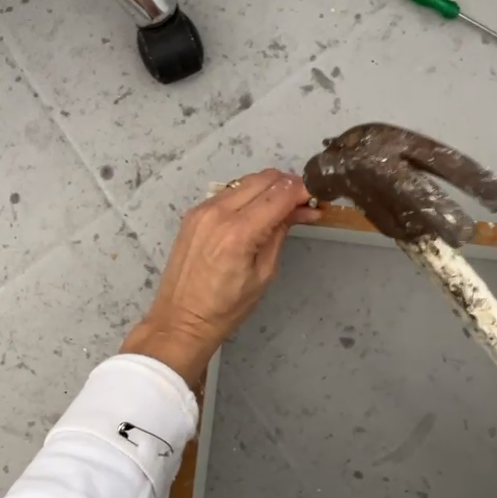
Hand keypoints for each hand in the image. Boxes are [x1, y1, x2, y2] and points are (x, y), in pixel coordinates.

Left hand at [121, 170, 319, 387]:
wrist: (181, 318)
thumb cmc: (226, 307)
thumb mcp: (263, 273)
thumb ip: (280, 233)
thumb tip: (303, 211)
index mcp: (239, 232)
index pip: (280, 194)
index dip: (303, 192)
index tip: (315, 201)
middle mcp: (218, 212)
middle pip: (263, 179)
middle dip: (288, 186)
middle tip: (302, 205)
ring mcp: (202, 209)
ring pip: (245, 182)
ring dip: (268, 188)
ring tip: (281, 209)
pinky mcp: (193, 213)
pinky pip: (228, 192)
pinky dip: (247, 195)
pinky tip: (256, 213)